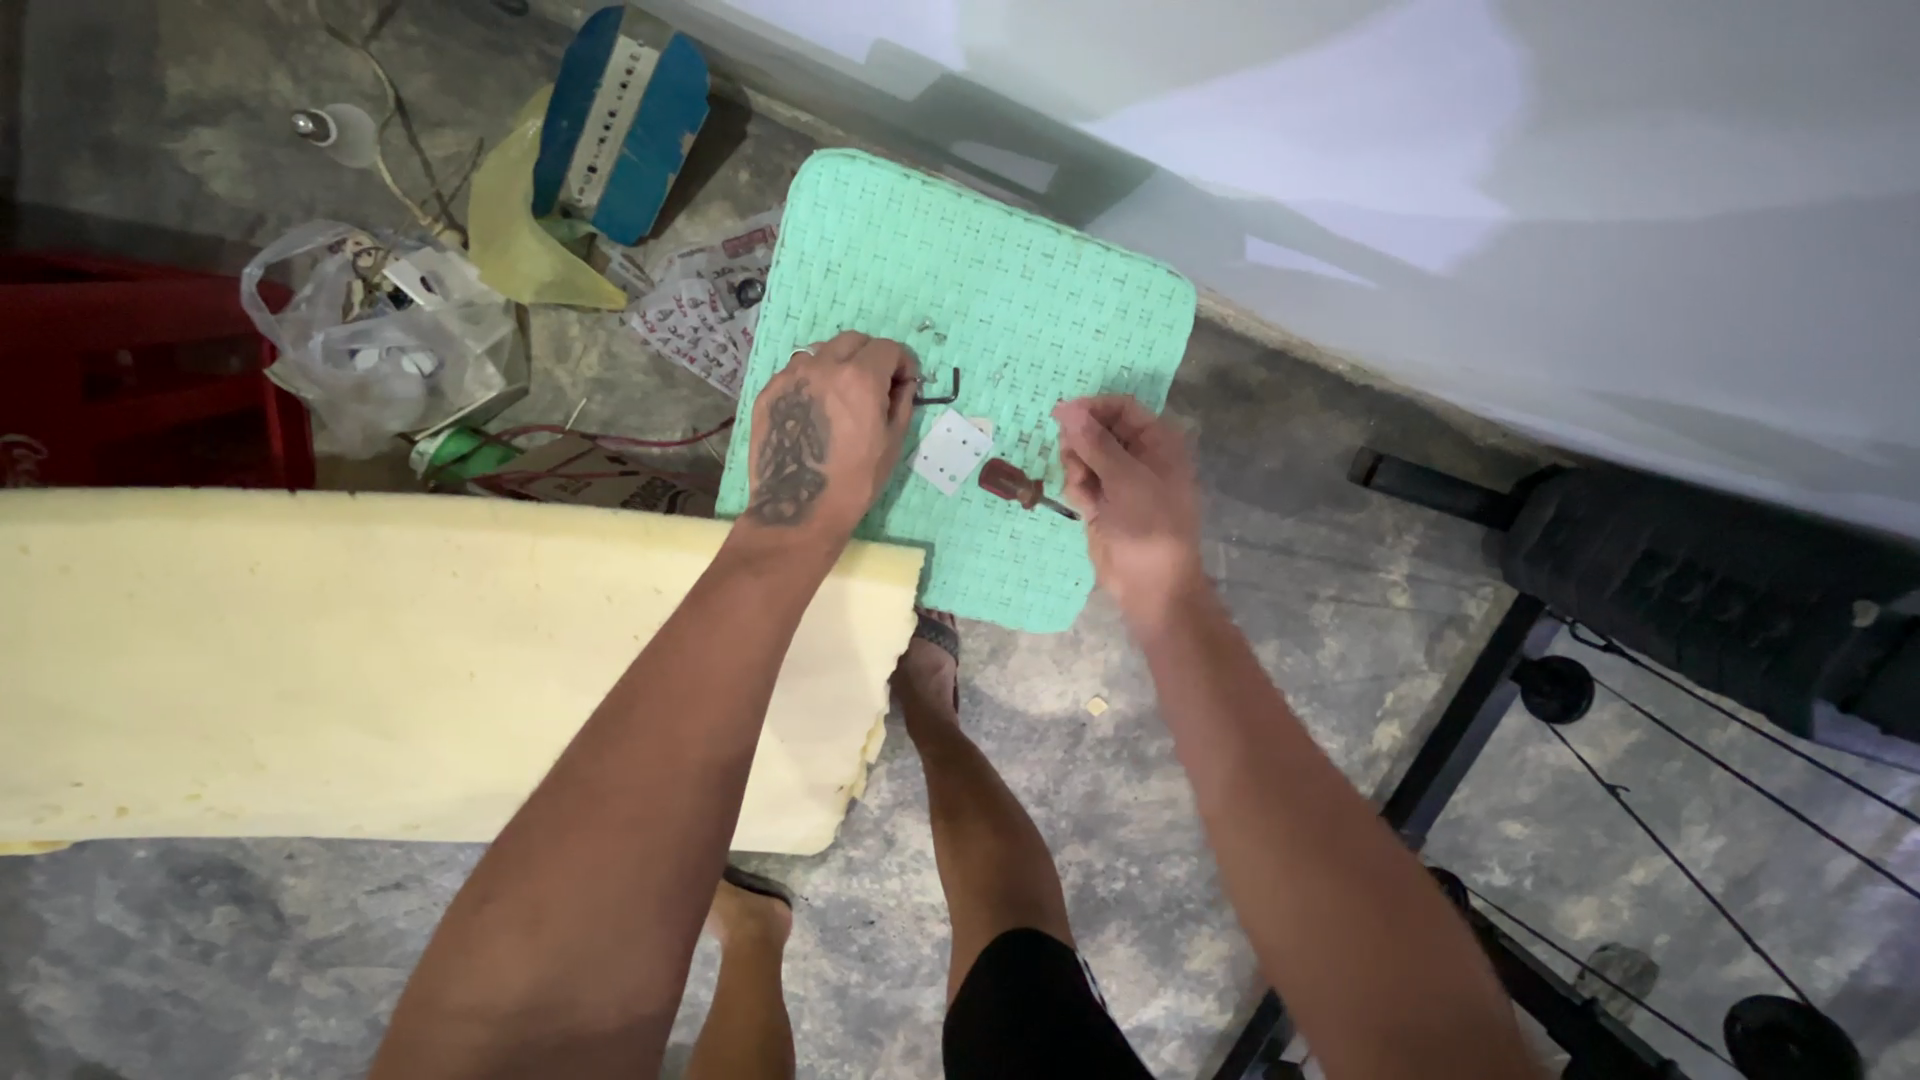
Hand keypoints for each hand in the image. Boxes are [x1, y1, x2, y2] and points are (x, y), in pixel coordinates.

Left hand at [740, 332, 918, 546]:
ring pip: (820, 353)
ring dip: (837, 364)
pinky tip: (813, 411)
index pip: (886, 347)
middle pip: (852, 340)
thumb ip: (901, 403)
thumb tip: (904, 383)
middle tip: (874, 385)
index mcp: (860, 377)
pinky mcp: (768, 393)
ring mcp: (790, 377)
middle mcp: (823, 366)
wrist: (799, 509)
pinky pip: (794, 373)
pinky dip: (810, 382)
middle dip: (869, 356)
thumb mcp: (892, 443)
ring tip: (840, 397)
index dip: (901, 362)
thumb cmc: (856, 481)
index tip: (902, 381)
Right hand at [1054, 395, 1206, 631]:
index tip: (1061, 416)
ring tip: (1084, 491)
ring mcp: (1120, 480)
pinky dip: (1079, 491)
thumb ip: (1094, 441)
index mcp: (1158, 442)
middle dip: (1081, 444)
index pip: (1121, 408)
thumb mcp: (1124, 478)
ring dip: (1077, 469)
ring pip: (1084, 456)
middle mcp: (1140, 456)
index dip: (1092, 408)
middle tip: (1076, 463)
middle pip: (1097, 430)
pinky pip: (1082, 481)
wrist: (1150, 583)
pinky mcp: (1103, 502)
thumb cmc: (1148, 525)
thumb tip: (1066, 408)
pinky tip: (1086, 509)